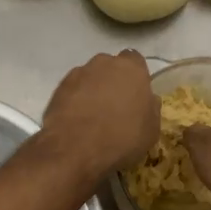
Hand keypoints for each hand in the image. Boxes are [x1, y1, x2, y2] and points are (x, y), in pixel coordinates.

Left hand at [40, 51, 159, 177]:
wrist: (75, 148)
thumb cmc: (122, 138)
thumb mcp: (151, 130)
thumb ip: (151, 108)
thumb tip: (147, 100)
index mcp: (131, 69)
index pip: (136, 60)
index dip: (136, 76)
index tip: (136, 94)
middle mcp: (104, 63)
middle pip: (111, 67)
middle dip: (113, 81)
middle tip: (115, 106)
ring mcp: (78, 73)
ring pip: (90, 77)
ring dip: (93, 90)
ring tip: (93, 116)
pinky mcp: (59, 88)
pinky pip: (73, 90)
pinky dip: (76, 100)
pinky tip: (77, 120)